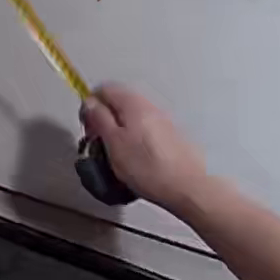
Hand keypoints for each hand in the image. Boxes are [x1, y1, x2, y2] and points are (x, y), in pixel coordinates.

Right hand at [79, 83, 210, 213]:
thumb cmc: (151, 168)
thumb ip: (98, 118)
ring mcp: (163, 122)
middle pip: (118, 104)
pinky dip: (135, 143)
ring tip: (116, 156)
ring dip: (119, 133)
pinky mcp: (172, 138)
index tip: (88, 126)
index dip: (90, 106)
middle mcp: (150, 107)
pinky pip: (145, 132)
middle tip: (99, 143)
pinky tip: (135, 162)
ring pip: (131, 119)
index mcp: (133, 103)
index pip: (103, 89)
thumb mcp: (113, 142)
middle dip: (104, 121)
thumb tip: (89, 103)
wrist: (191, 189)